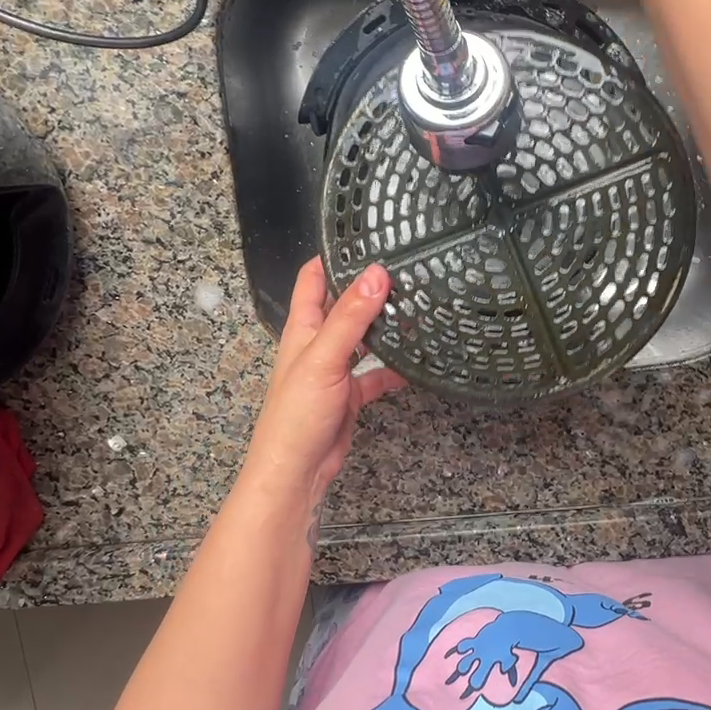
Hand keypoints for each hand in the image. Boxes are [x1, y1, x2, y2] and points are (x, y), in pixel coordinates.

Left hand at [242, 258, 406, 504]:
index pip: (313, 278)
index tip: (362, 238)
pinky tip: (414, 365)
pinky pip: (374, 374)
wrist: (296, 471)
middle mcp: (317, 344)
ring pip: (362, 338)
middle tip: (401, 270)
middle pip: (342, 305)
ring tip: (415, 307)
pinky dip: (393, 369)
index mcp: (302, 328)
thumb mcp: (325, 358)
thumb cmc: (296, 416)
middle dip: (367, 287)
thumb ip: (351, 317)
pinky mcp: (349, 394)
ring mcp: (334, 369)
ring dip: (383, 326)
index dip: (332, 256)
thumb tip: (376, 274)